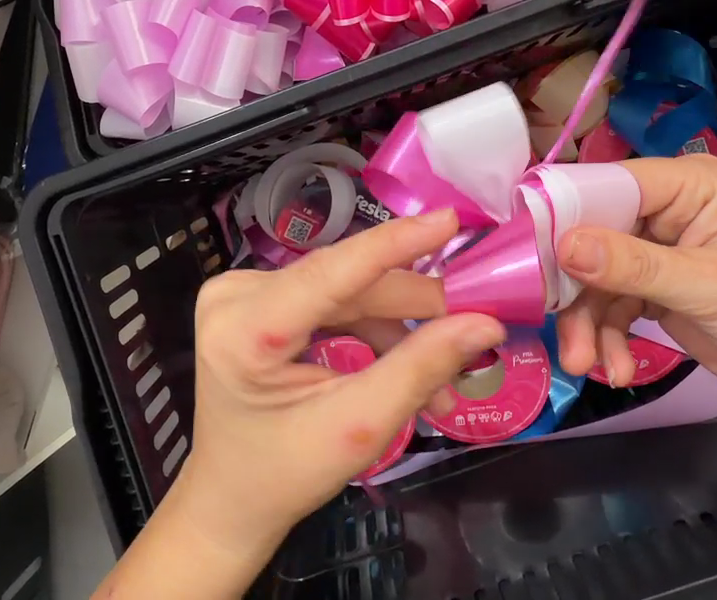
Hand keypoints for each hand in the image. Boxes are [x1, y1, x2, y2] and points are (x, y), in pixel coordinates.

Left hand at [169, 210, 505, 565]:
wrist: (231, 497)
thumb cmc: (284, 473)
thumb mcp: (358, 428)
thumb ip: (419, 369)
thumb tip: (484, 324)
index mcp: (245, 330)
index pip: (331, 272)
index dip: (394, 243)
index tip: (448, 220)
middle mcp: (235, 295)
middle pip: (345, 284)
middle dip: (412, 308)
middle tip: (477, 323)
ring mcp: (241, 293)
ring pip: (344, 291)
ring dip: (397, 326)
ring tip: (443, 380)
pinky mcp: (256, 300)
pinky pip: (330, 300)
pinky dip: (372, 328)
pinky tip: (407, 362)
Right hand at [554, 155, 716, 417]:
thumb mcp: (712, 288)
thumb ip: (634, 266)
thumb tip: (563, 245)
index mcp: (687, 186)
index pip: (606, 185)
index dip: (564, 216)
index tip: (524, 254)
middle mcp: (666, 211)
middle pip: (591, 235)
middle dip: (574, 287)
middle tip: (559, 329)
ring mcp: (659, 252)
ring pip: (594, 277)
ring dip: (587, 323)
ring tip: (587, 366)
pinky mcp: (656, 290)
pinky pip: (610, 305)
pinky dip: (606, 337)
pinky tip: (617, 368)